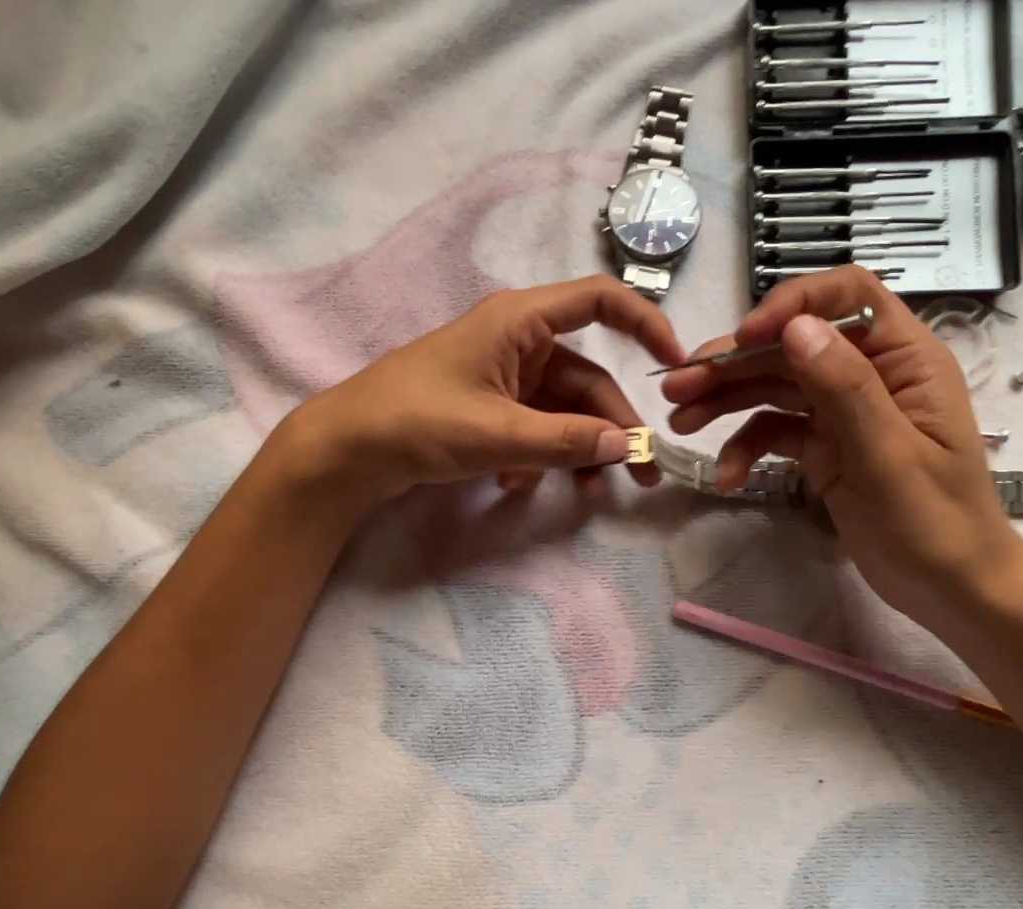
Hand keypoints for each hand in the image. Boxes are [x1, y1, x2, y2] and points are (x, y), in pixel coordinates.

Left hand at [281, 275, 676, 506]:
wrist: (347, 450)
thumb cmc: (417, 421)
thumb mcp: (498, 433)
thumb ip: (566, 441)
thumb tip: (628, 447)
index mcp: (519, 321)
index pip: (599, 301)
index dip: (645, 323)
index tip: (676, 365)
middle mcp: (517, 343)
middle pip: (586, 378)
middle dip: (613, 426)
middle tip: (641, 474)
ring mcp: (502, 378)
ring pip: (562, 410)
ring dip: (580, 450)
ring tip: (593, 494)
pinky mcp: (488, 410)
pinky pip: (533, 428)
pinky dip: (541, 456)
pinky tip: (525, 485)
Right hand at [659, 266, 1022, 632]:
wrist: (950, 588)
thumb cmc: (936, 523)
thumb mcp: (889, 456)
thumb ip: (845, 388)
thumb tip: (796, 327)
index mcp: (904, 360)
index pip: (846, 296)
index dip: (791, 305)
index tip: (743, 339)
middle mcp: (870, 374)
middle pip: (792, 345)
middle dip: (733, 363)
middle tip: (677, 387)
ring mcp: (843, 412)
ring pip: (775, 386)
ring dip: (726, 400)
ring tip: (680, 422)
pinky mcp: (824, 447)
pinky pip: (775, 432)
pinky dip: (746, 448)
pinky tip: (726, 477)